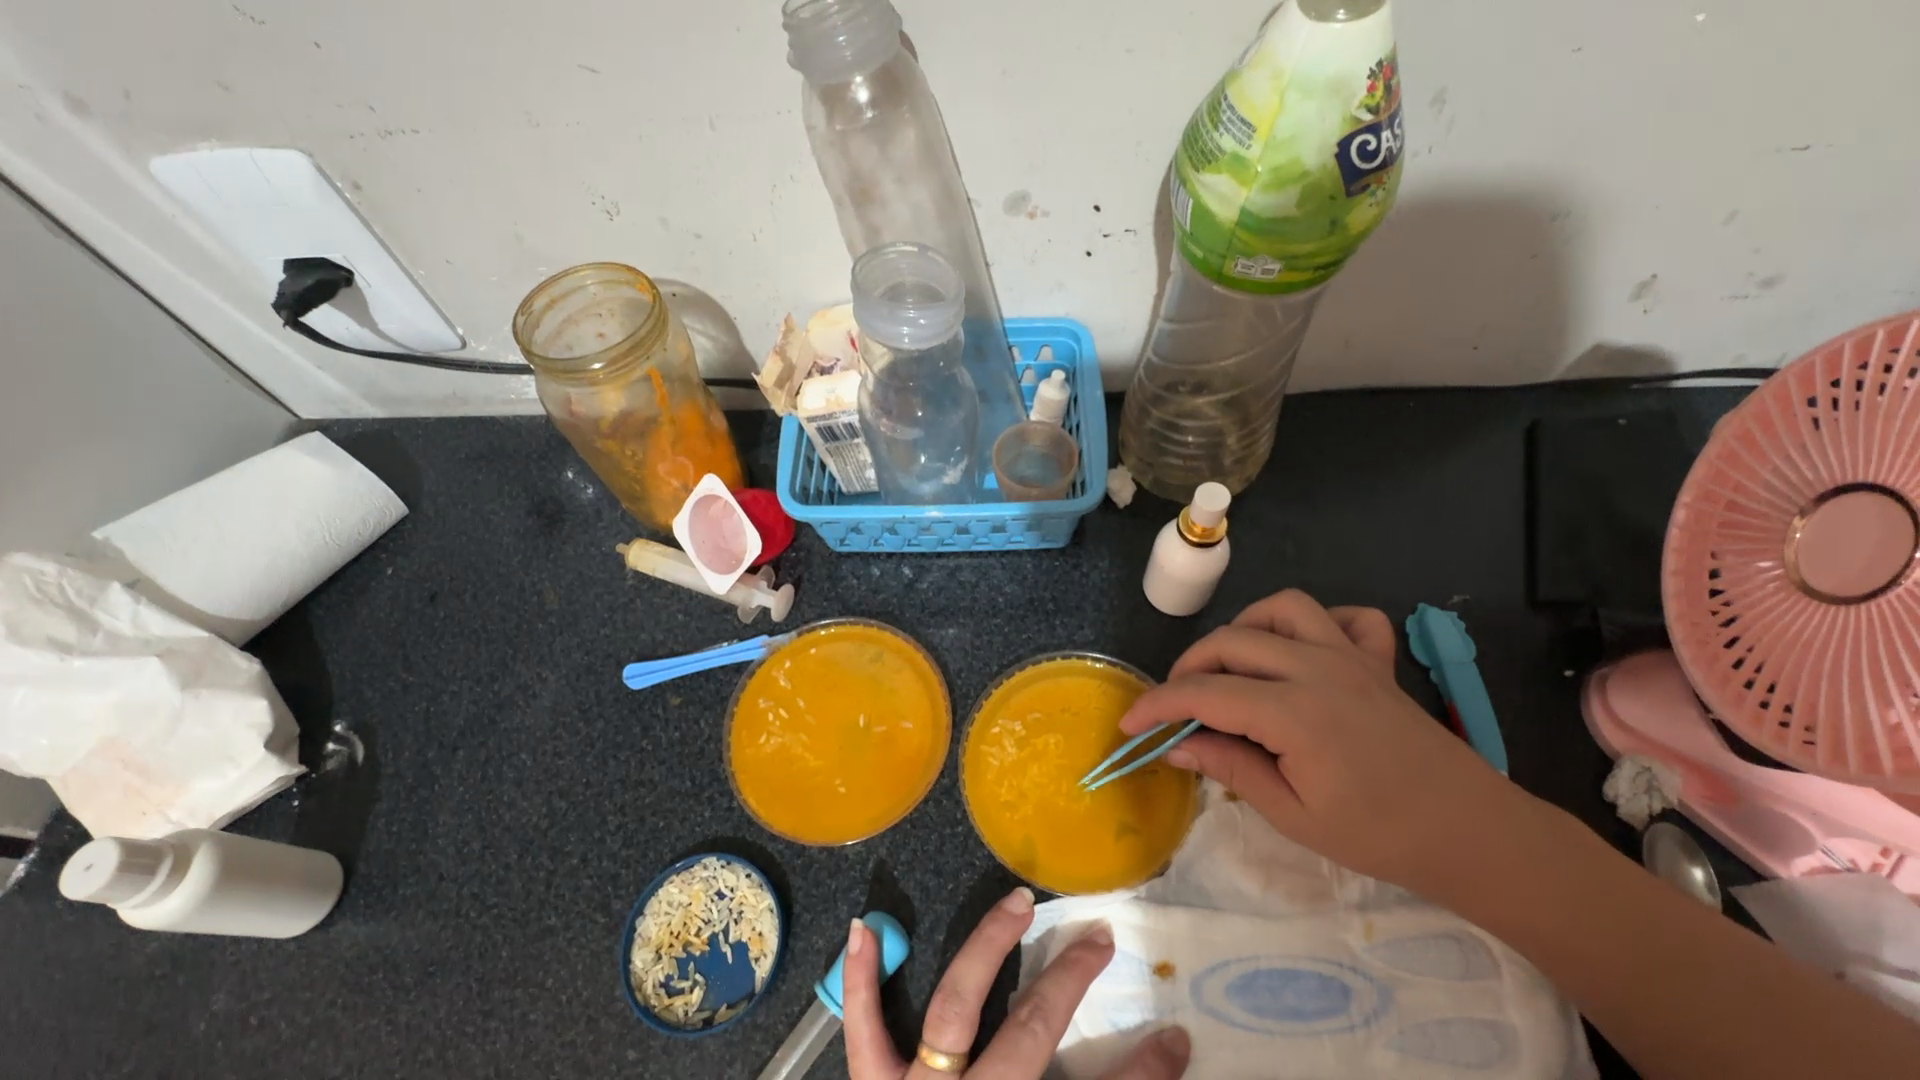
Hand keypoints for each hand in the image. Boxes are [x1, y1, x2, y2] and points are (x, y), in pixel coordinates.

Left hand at [843, 886, 1190, 1079]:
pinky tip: (866, 929)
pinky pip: (864, 1033)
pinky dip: (862, 981)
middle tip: (1100, 937)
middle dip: (1067, 981)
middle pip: (1029, 1034)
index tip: (1175, 1037)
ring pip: (955, 1007)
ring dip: (988, 947)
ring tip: (1019, 903)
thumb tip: (1151, 1071)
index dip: (1144, 1072)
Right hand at [1120, 589, 1534, 899]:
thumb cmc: (1379, 835)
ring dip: (1245, 628)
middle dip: (1189, 667)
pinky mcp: (1378, 662)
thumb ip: (1230, 768)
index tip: (1129, 724)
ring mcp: (1352, 657)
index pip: (1204, 693)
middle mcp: (1317, 667)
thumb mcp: (1293, 814)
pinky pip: (1348, 616)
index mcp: (1293, 711)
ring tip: (1231, 666)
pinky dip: (1317, 622)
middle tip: (1177, 707)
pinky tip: (1302, 652)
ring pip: (1283, 607)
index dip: (1158, 705)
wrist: (1471, 834)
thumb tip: (1175, 746)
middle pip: (1232, 641)